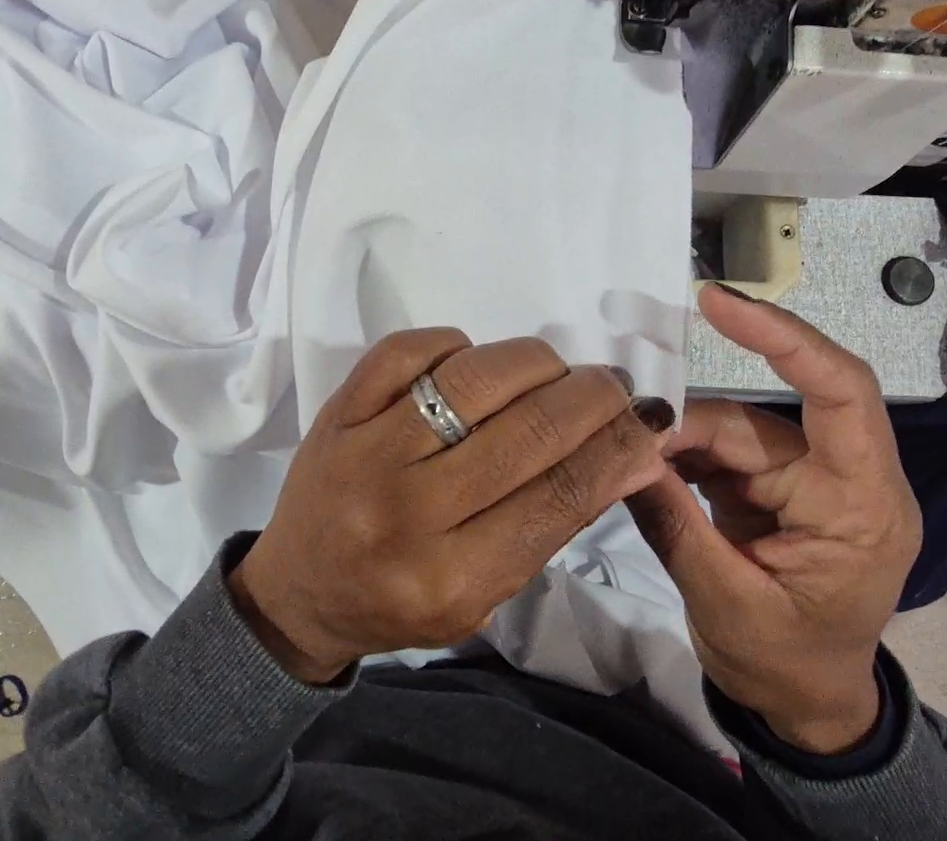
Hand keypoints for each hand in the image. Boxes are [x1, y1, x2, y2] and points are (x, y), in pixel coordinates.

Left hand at [230, 329, 671, 682]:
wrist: (299, 590)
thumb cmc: (399, 602)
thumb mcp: (483, 597)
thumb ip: (549, 526)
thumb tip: (627, 450)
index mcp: (451, 576)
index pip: (560, 495)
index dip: (618, 449)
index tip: (646, 423)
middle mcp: (408, 511)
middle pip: (529, 430)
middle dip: (593, 398)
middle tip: (612, 389)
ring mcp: (366, 451)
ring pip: (474, 379)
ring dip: (536, 365)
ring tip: (554, 375)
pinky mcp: (338, 410)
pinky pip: (407, 350)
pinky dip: (456, 345)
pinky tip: (475, 366)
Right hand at [626, 285, 919, 753]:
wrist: (802, 704)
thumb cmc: (785, 666)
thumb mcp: (724, 601)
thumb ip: (672, 521)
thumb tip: (623, 450)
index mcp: (861, 507)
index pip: (842, 395)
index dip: (785, 339)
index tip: (718, 303)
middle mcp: (841, 480)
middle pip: (756, 422)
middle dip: (684, 429)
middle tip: (620, 444)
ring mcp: (804, 483)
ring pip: (728, 434)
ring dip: (674, 445)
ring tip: (625, 464)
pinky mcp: (772, 490)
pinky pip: (719, 455)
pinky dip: (678, 459)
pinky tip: (643, 469)